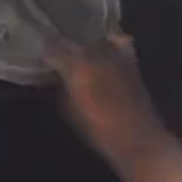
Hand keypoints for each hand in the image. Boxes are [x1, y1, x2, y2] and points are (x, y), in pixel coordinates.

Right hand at [50, 33, 168, 162]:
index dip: (45, 55)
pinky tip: (104, 47)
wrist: (140, 141)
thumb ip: (61, 88)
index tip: (42, 60)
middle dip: (58, 47)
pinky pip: (119, 42)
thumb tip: (56, 76)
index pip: (52, 50)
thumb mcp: (70, 112)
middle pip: (69, 42)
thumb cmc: (100, 131)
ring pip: (90, 41)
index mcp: (77, 69)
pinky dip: (109, 41)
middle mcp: (95, 57)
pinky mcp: (130, 62)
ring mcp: (114, 57)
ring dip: (80, 45)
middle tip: (53, 56)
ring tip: (74, 53)